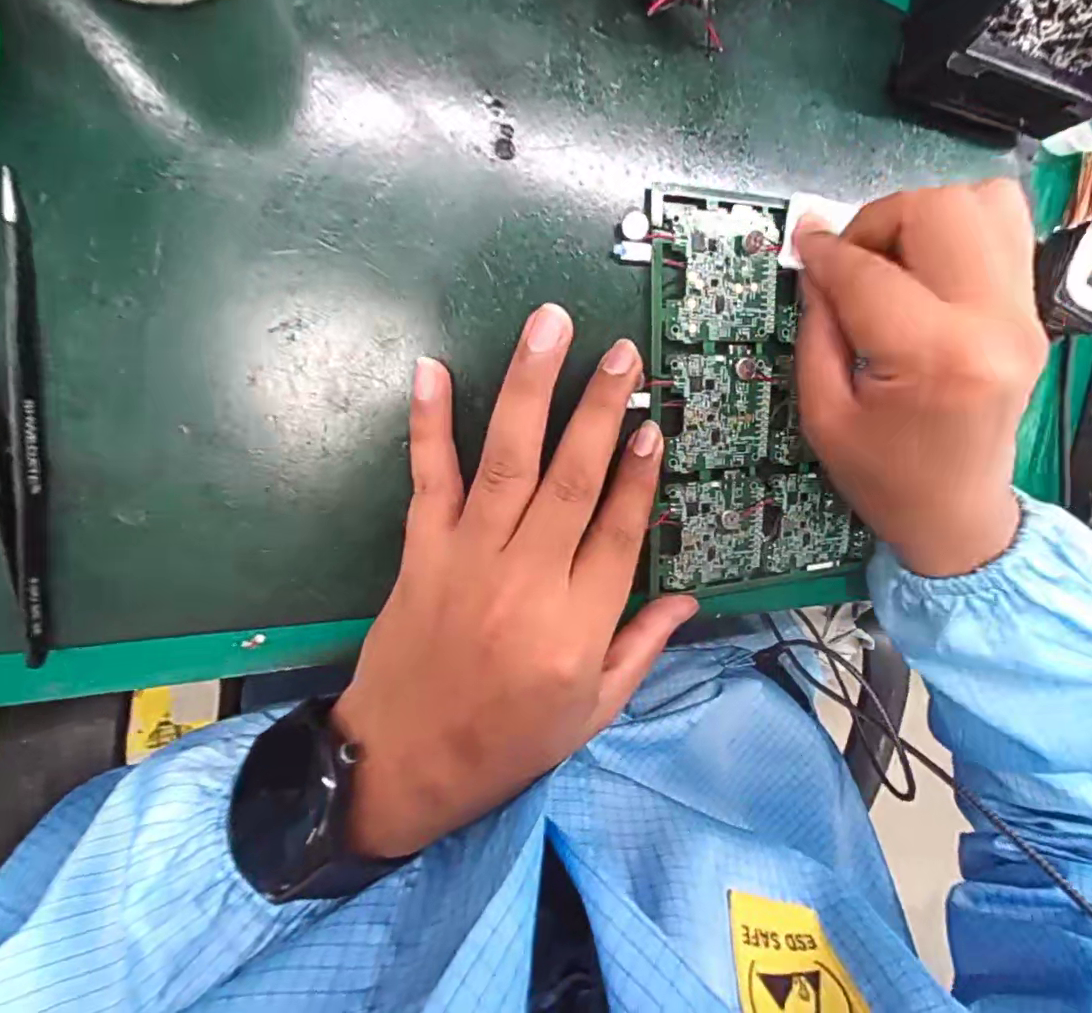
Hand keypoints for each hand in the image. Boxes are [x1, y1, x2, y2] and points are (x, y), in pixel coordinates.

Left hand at [332, 305, 698, 857]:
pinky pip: (429, 478)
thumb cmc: (506, 743)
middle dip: (600, 410)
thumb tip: (687, 599)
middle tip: (621, 355)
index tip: (654, 422)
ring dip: (531, 390)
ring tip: (549, 329)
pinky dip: (430, 423)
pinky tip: (433, 369)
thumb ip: (640, 648)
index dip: (640, 473)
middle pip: (572, 480)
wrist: (404, 762)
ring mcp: (468, 558)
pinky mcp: (421, 550)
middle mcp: (528, 580)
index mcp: (579, 626)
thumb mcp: (591, 713)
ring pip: (508, 462)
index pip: (620, 531)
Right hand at [794, 180, 1047, 576]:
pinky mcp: (1031, 312)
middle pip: (939, 210)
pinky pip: (1003, 231)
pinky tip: (922, 269)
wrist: (956, 512)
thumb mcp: (822, 413)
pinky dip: (956, 230)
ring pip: (983, 202)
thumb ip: (817, 330)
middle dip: (877, 221)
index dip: (824, 253)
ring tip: (889, 261)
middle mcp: (993, 322)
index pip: (869, 273)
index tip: (801, 246)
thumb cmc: (880, 475)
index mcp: (935, 358)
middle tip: (848, 263)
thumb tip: (817, 263)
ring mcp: (1023, 313)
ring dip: (921, 218)